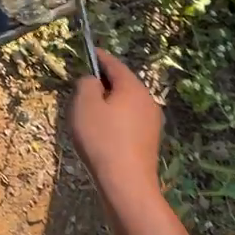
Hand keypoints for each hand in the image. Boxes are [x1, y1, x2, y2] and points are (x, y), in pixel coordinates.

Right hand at [69, 49, 164, 209]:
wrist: (126, 182)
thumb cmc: (102, 138)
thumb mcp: (84, 105)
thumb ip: (87, 84)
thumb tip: (93, 81)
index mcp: (133, 87)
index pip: (114, 64)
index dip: (99, 57)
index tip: (89, 52)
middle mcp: (147, 100)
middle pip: (123, 83)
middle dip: (104, 81)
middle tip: (82, 85)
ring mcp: (151, 121)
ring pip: (126, 102)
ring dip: (109, 102)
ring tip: (88, 110)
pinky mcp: (149, 139)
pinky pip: (129, 119)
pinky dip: (115, 117)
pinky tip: (102, 130)